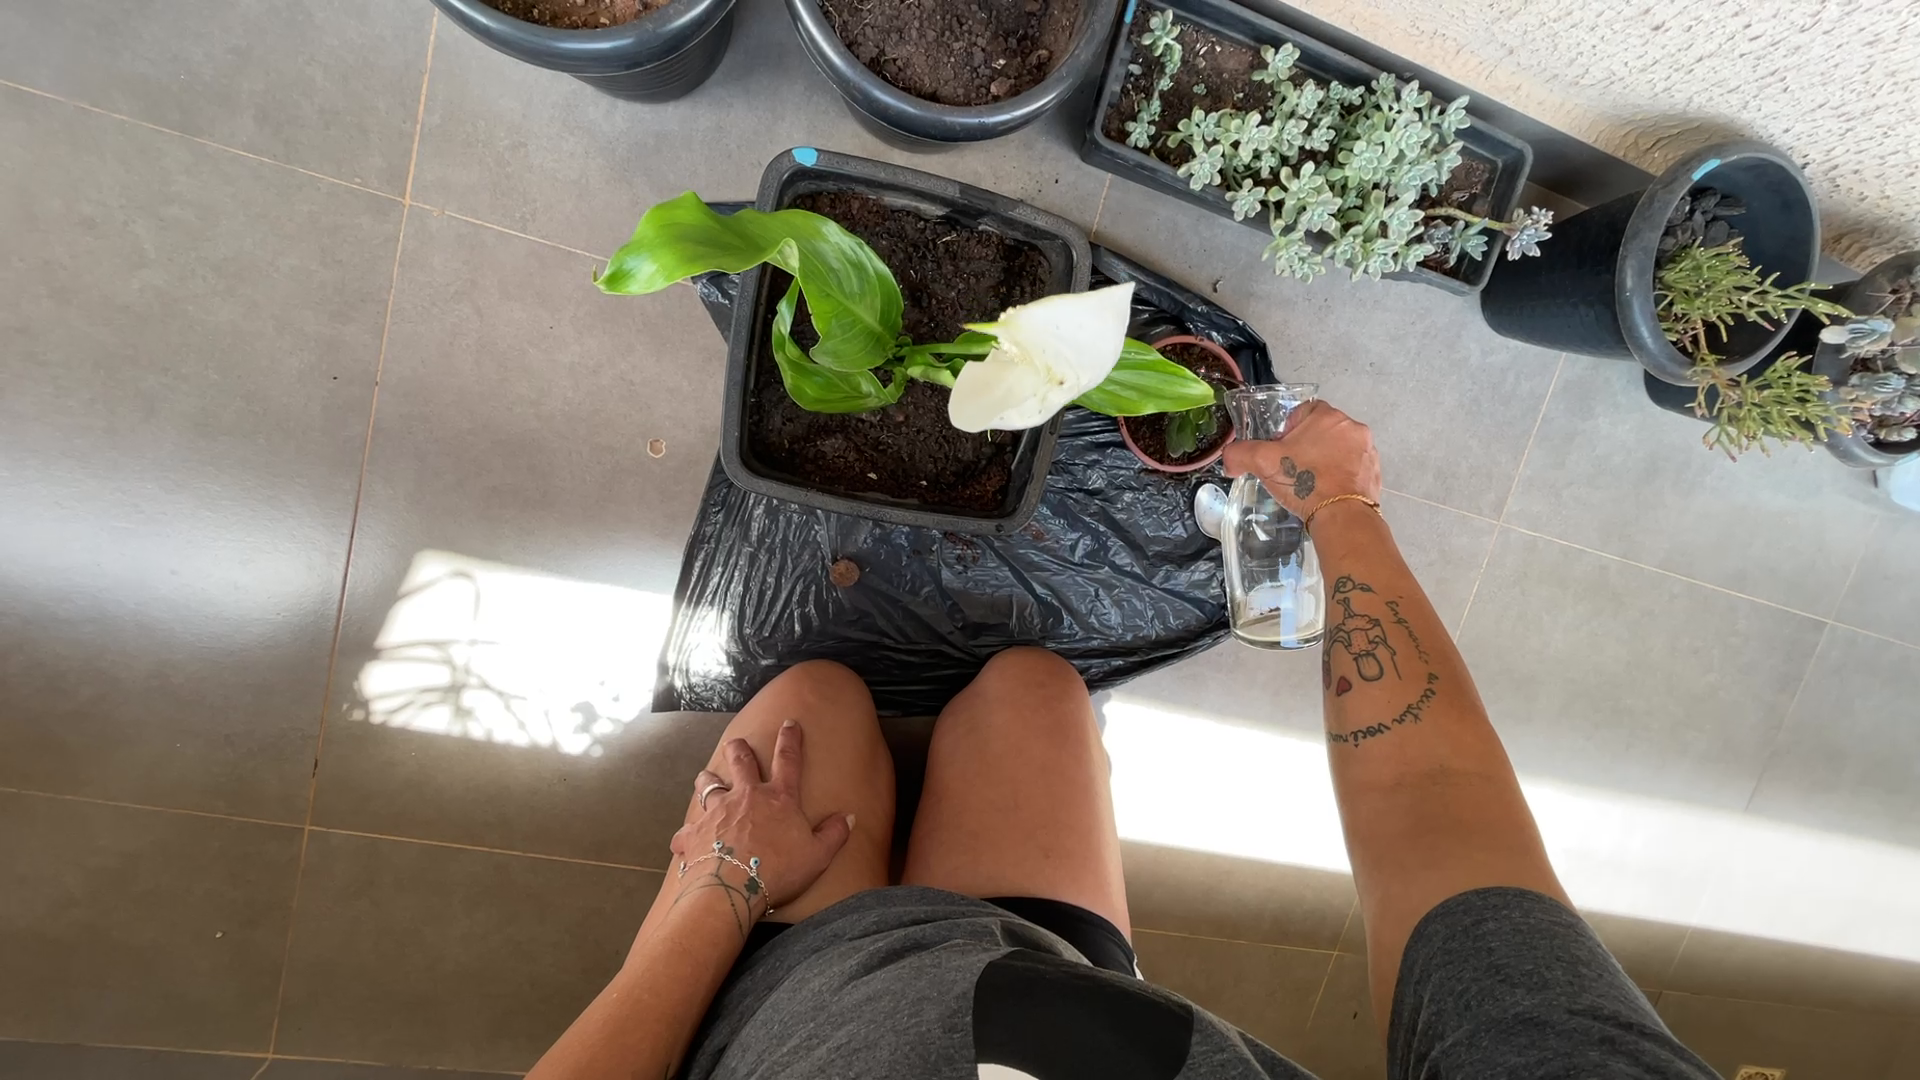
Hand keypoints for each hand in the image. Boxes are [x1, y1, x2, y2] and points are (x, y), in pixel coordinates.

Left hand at [670, 720, 854, 925]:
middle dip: (739, 749)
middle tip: (736, 742)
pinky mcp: (695, 833)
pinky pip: (686, 829)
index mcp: (779, 797)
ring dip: (707, 780)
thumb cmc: (778, 870)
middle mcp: (747, 796)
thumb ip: (834, 834)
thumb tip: (849, 817)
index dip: (790, 739)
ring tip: (705, 777)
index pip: (788, 759)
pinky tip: (683, 839)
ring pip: (709, 785)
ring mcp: (718, 811)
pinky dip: (686, 833)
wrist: (732, 889)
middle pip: (741, 761)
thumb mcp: (818, 855)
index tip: (789, 723)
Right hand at [1222, 401, 1379, 517]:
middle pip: (1320, 430)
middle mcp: (1352, 427)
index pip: (1301, 411)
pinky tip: (1325, 492)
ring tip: (1308, 484)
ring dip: (1323, 460)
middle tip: (1290, 469)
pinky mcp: (1374, 471)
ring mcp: (1367, 449)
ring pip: (1337, 448)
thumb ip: (1239, 453)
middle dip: (1305, 446)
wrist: (1342, 515)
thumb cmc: (1304, 482)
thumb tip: (1229, 459)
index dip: (1286, 430)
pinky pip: (1351, 467)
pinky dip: (1338, 476)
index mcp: (1326, 416)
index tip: (1280, 451)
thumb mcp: (1262, 463)